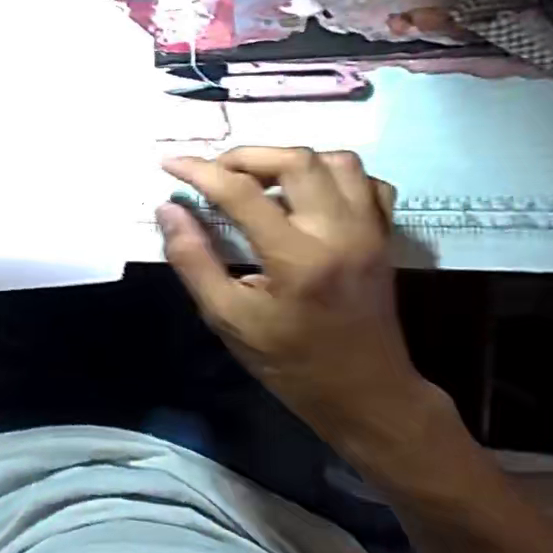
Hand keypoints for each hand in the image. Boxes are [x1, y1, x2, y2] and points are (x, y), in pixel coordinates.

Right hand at [158, 148, 435, 462]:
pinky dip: (333, 175)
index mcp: (297, 259)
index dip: (200, 171)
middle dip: (246, 156)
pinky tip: (308, 195)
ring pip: (336, 161)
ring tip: (261, 181)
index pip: (242, 192)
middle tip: (216, 174)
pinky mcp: (385, 235)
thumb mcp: (229, 320)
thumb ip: (194, 260)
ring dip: (292, 161)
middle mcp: (340, 232)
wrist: (366, 396)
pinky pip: (366, 182)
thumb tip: (168, 210)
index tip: (170, 163)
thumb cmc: (291, 364)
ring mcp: (370, 231)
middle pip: (295, 160)